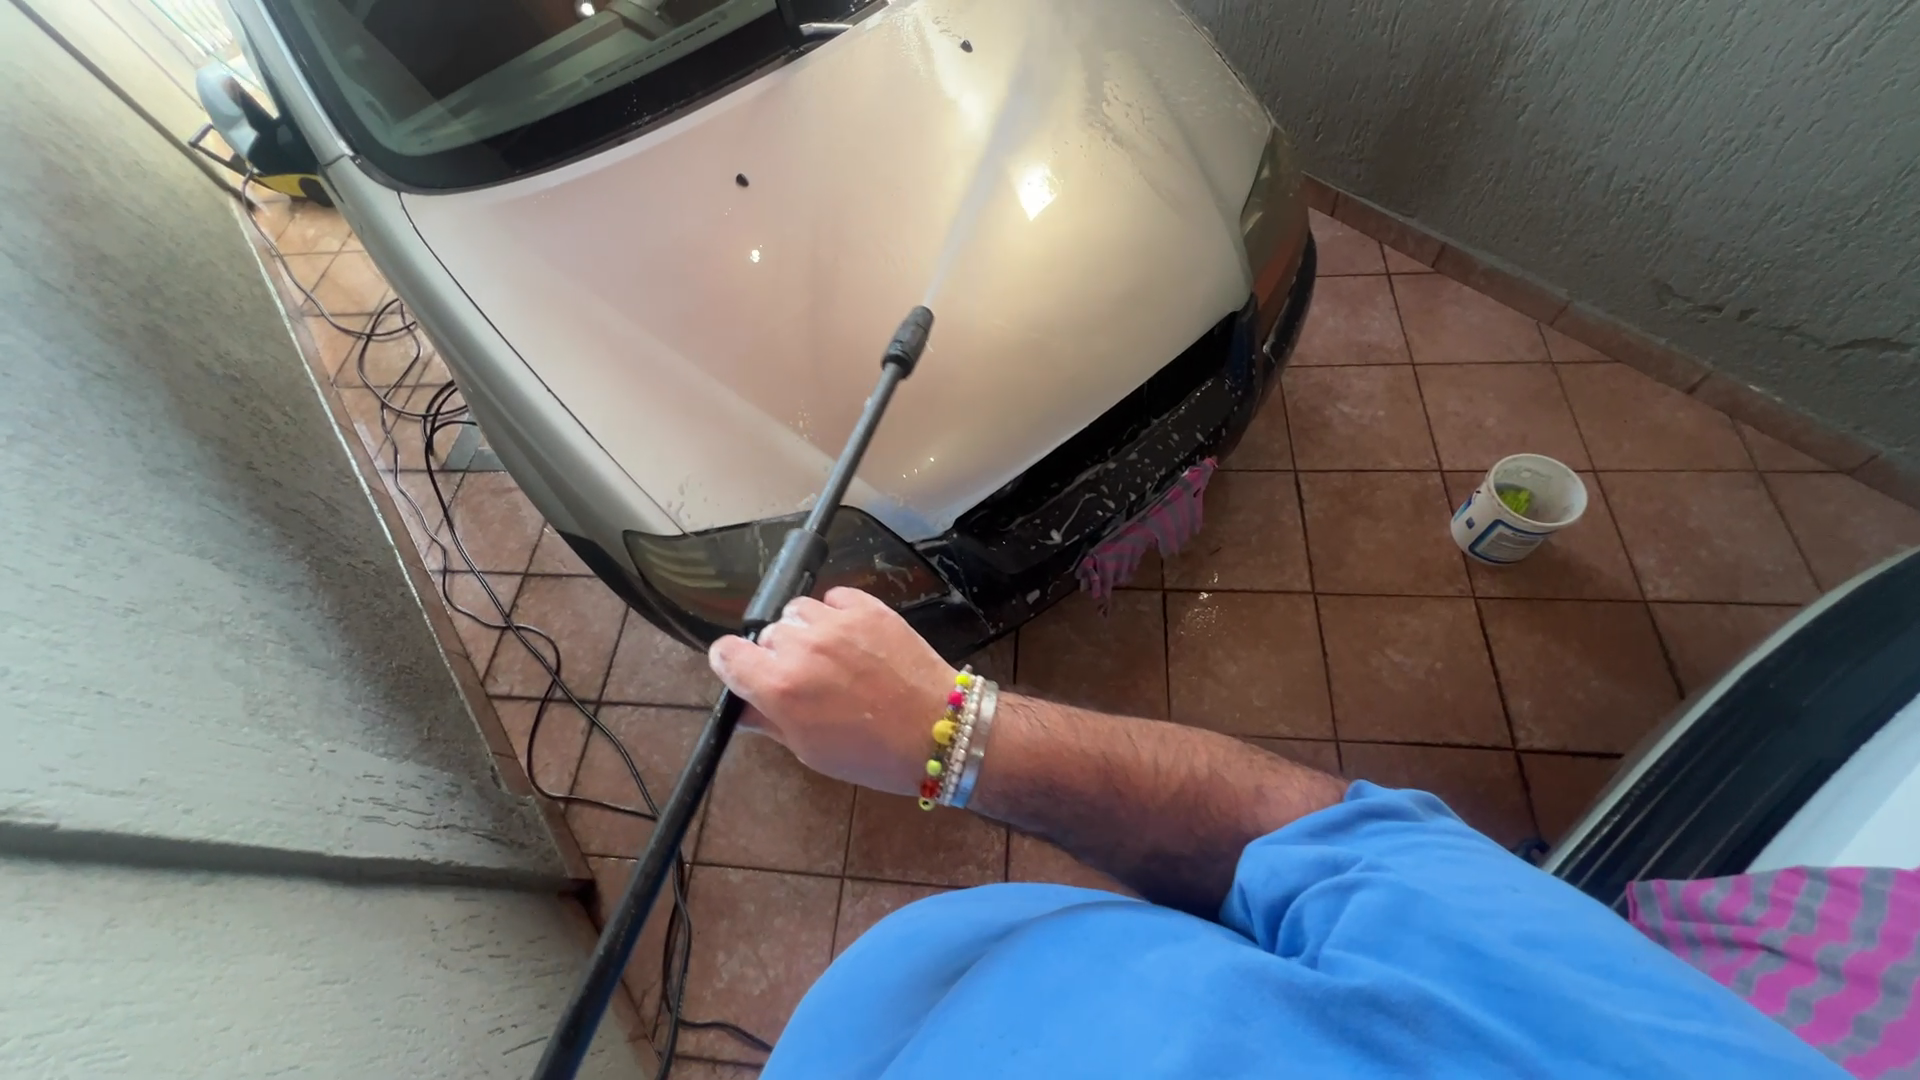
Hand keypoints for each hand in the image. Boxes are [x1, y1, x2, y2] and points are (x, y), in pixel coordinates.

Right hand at [707, 587, 957, 794]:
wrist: (939, 730)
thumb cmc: (872, 753)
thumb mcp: (810, 750)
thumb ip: (768, 721)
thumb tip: (740, 707)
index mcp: (780, 687)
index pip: (726, 654)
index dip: (733, 664)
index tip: (745, 671)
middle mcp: (802, 647)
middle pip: (767, 635)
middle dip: (777, 655)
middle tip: (806, 678)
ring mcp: (837, 623)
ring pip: (797, 611)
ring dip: (806, 631)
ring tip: (831, 656)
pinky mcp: (868, 607)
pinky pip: (833, 597)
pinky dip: (836, 613)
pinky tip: (852, 638)